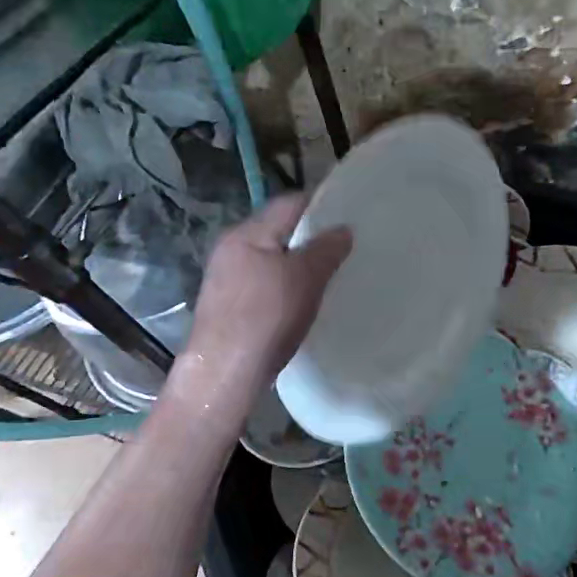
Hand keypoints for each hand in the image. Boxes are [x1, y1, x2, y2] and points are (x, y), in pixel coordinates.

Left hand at [171, 193, 350, 395]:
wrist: (226, 372)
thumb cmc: (267, 317)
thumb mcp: (306, 278)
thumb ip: (326, 249)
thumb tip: (342, 229)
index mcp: (247, 233)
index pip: (290, 203)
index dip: (321, 205)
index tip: (350, 217)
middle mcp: (231, 247)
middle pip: (279, 230)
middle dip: (310, 237)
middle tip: (344, 249)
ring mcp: (225, 277)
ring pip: (271, 257)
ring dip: (298, 263)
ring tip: (328, 275)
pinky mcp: (227, 304)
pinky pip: (263, 281)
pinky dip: (284, 284)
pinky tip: (301, 301)